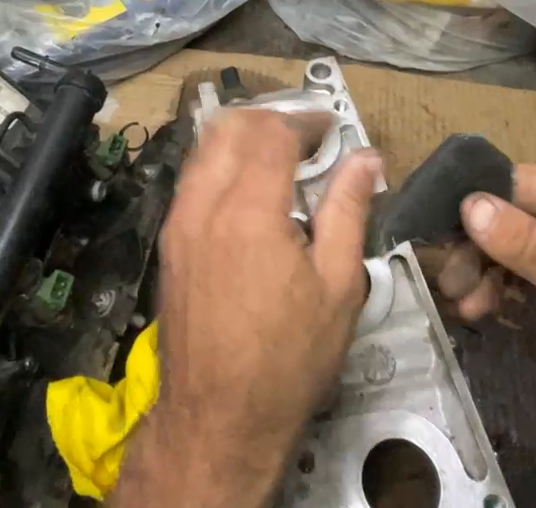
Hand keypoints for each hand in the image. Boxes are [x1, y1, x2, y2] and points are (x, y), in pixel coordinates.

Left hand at [113, 108, 382, 507]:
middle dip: (271, 118)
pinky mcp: (169, 241)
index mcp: (249, 210)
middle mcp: (204, 203)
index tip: (330, 128)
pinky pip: (193, 178)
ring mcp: (179, 221)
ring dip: (242, 137)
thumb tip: (366, 159)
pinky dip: (221, 164)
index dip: (305, 120)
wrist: (217, 418)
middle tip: (307, 138)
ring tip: (280, 158)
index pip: (272, 132)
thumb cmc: (288, 358)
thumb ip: (349, 210)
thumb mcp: (338, 286)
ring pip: (204, 147)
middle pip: (230, 125)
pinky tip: (249, 191)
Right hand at [432, 165, 535, 507]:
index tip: (440, 236)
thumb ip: (526, 243)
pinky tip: (493, 312)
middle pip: (519, 215)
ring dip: (493, 275)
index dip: (480, 208)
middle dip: (483, 250)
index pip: (524, 183)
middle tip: (452, 285)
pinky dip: (514, 291)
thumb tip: (468, 203)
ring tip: (468, 308)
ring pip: (523, 247)